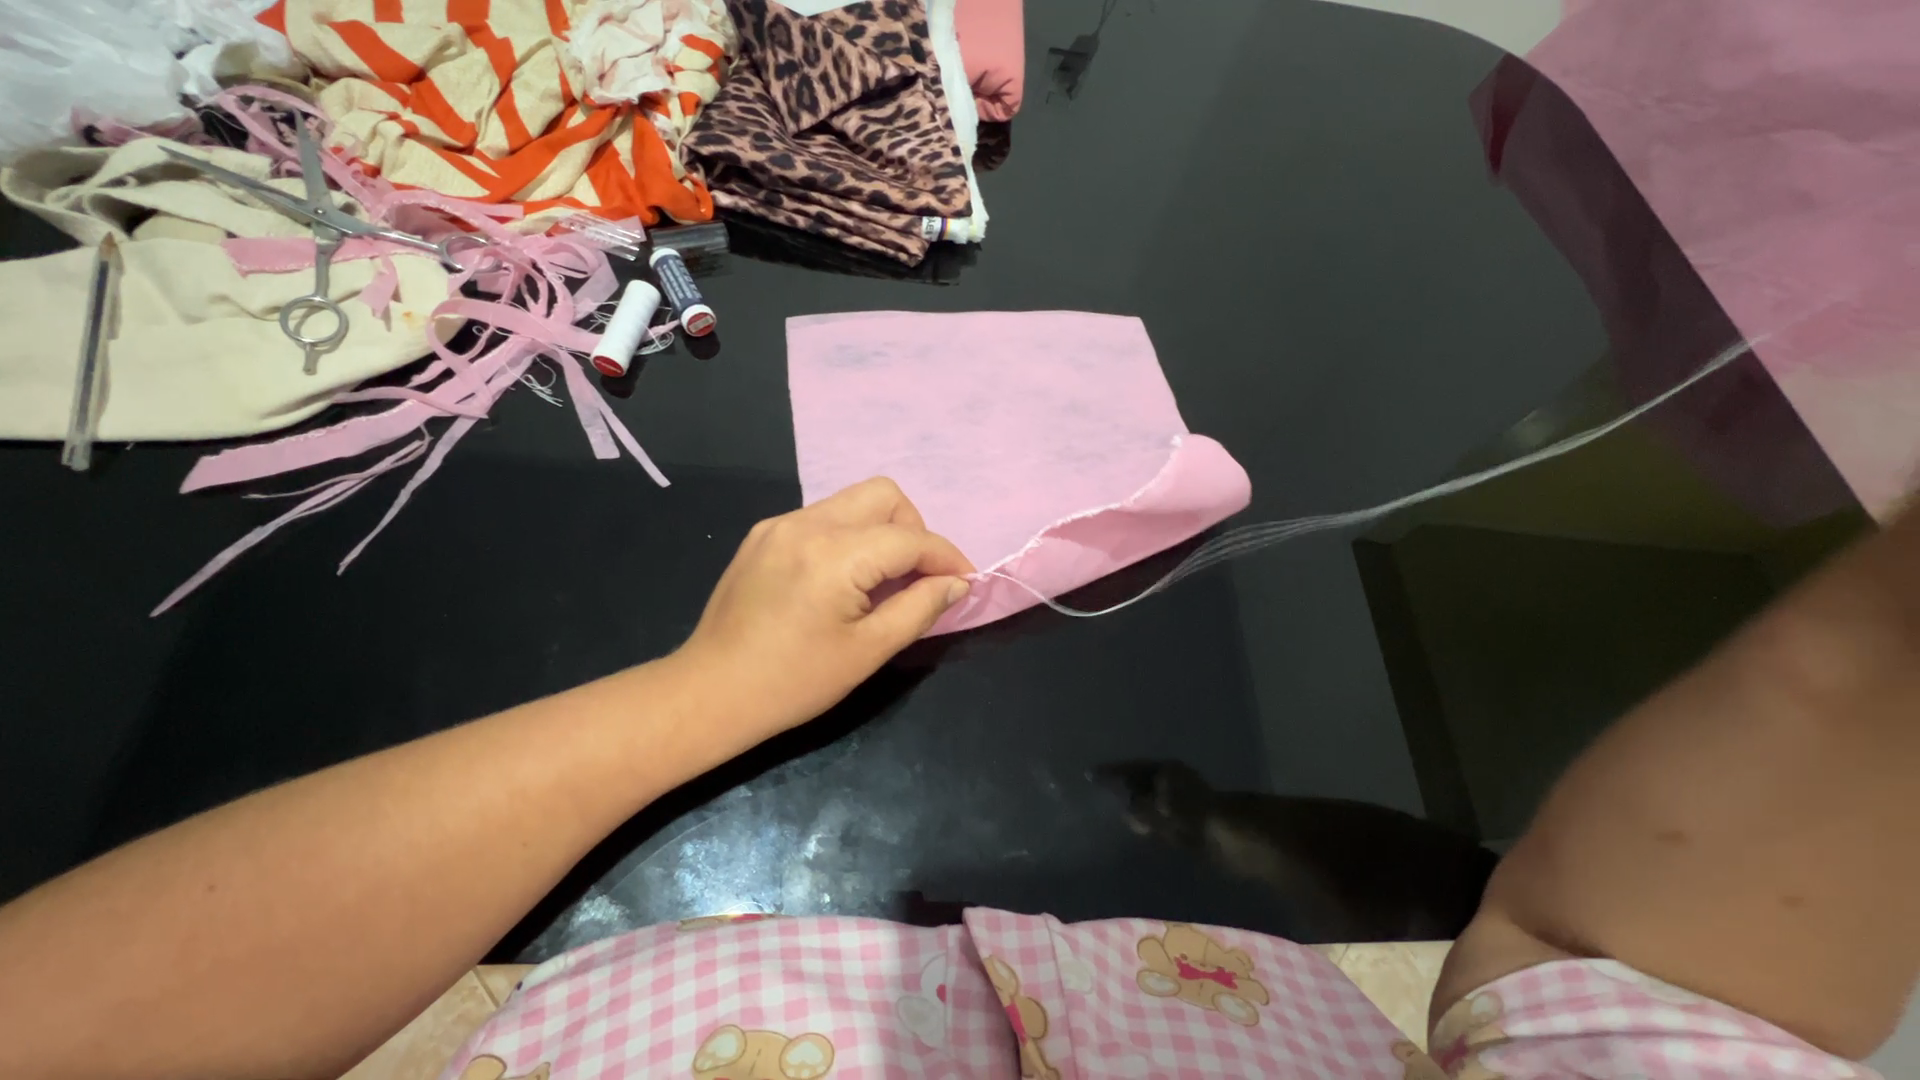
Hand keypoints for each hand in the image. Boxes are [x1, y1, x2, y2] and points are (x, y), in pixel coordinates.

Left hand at [675, 477, 974, 742]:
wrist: (711, 692)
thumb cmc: (794, 682)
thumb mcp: (868, 651)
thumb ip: (919, 608)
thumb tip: (956, 583)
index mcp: (834, 554)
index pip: (909, 538)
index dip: (946, 558)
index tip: (965, 582)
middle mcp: (806, 524)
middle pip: (884, 495)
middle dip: (914, 530)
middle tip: (918, 576)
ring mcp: (780, 524)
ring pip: (852, 501)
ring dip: (881, 531)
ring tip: (882, 580)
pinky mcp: (762, 534)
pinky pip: (822, 517)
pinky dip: (848, 537)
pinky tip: (842, 579)